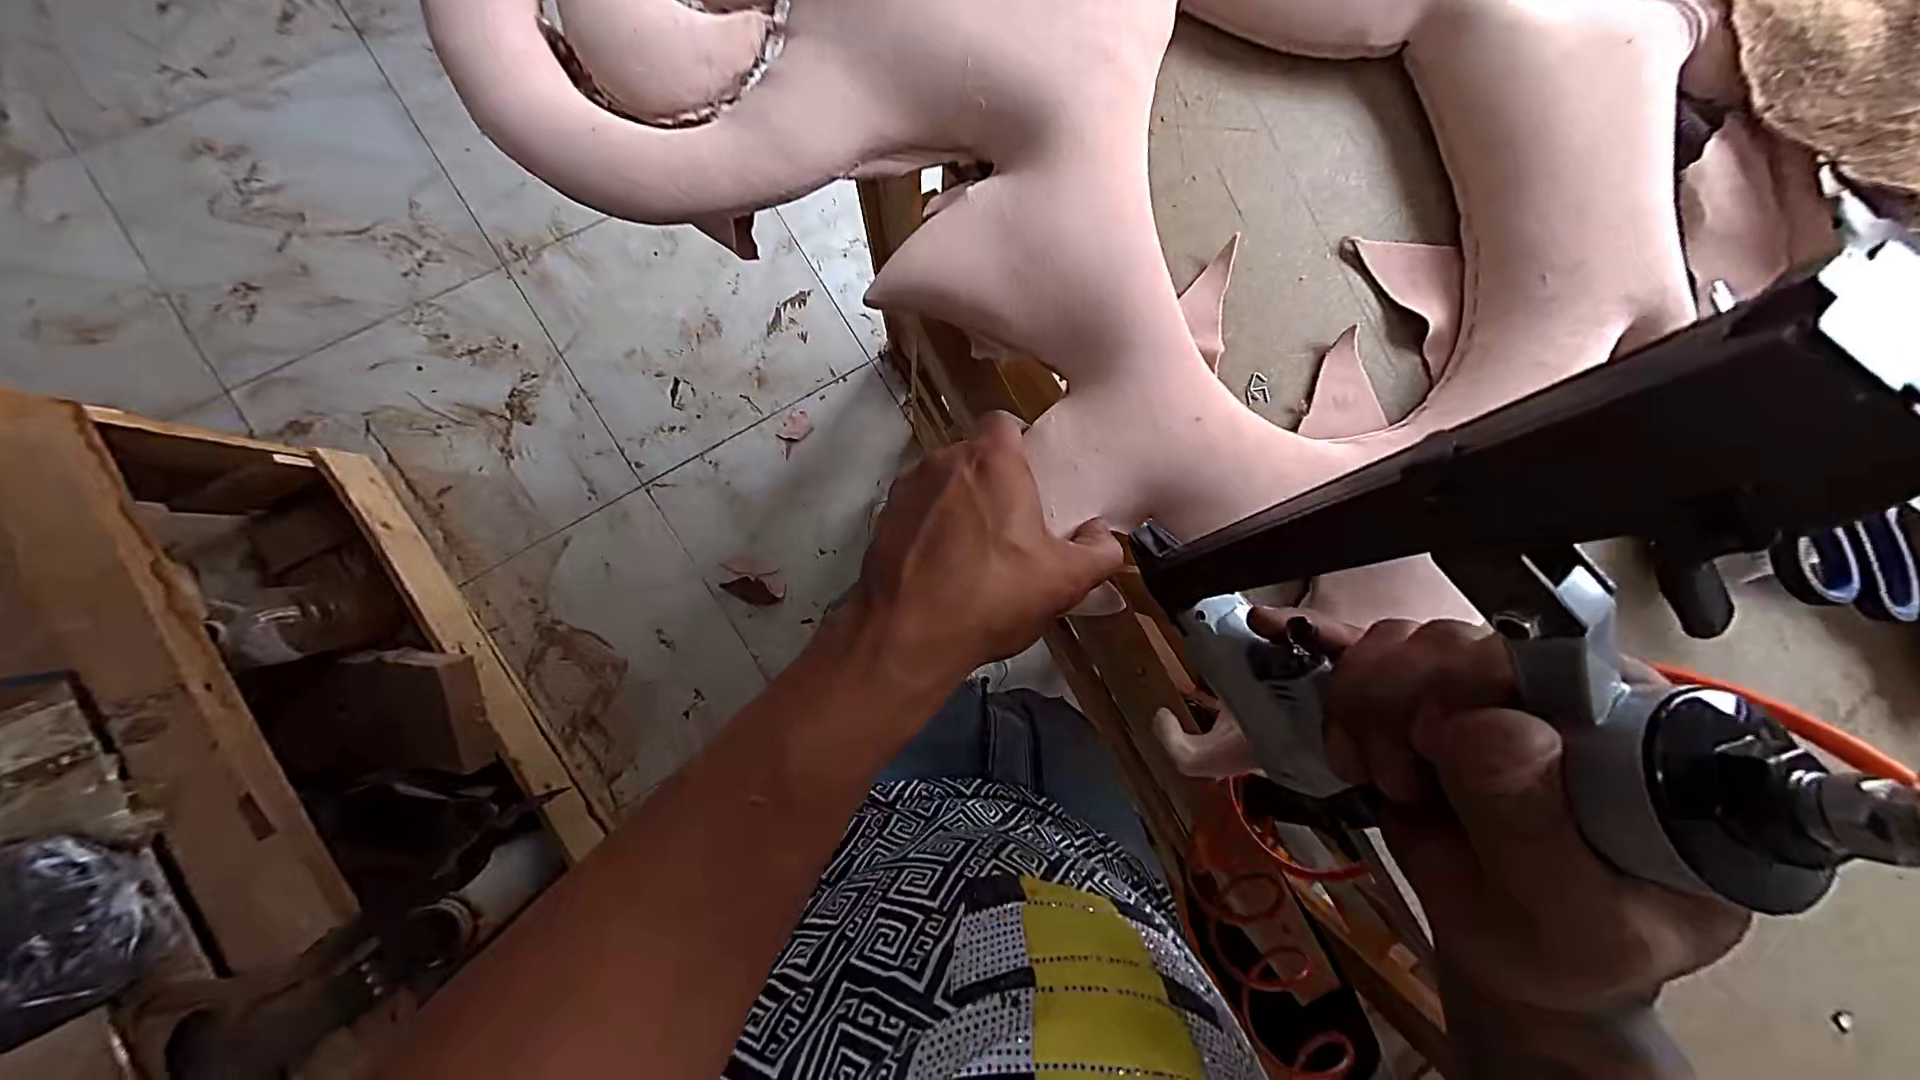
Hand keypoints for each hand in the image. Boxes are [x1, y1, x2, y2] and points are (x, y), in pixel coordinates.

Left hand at [847, 411, 1123, 691]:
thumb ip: (1099, 552)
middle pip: (974, 454)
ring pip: (943, 482)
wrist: (905, 635)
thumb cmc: (989, 597)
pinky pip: (917, 510)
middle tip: (1011, 522)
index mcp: (991, 462)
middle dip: (993, 479)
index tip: (1033, 476)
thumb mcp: (1063, 581)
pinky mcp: (881, 519)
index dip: (1021, 443)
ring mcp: (906, 489)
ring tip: (974, 548)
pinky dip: (929, 525)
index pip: (1005, 422)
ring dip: (959, 502)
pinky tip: (941, 564)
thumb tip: (1101, 536)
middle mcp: (943, 462)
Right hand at [1262, 611, 1750, 1019]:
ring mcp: (1471, 685)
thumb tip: (1487, 726)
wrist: (1508, 946)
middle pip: (1448, 643)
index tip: (1432, 754)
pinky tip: (1275, 629)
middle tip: (1403, 783)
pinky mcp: (1408, 694)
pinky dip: (1315, 640)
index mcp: (1623, 726)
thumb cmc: (1567, 945)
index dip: (1468, 692)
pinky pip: (1356, 647)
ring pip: (1391, 643)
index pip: (1542, 657)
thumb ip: (1537, 826)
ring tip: (1380, 774)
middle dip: (1398, 712)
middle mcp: (1549, 687)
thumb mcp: (1574, 915)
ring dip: (1359, 709)